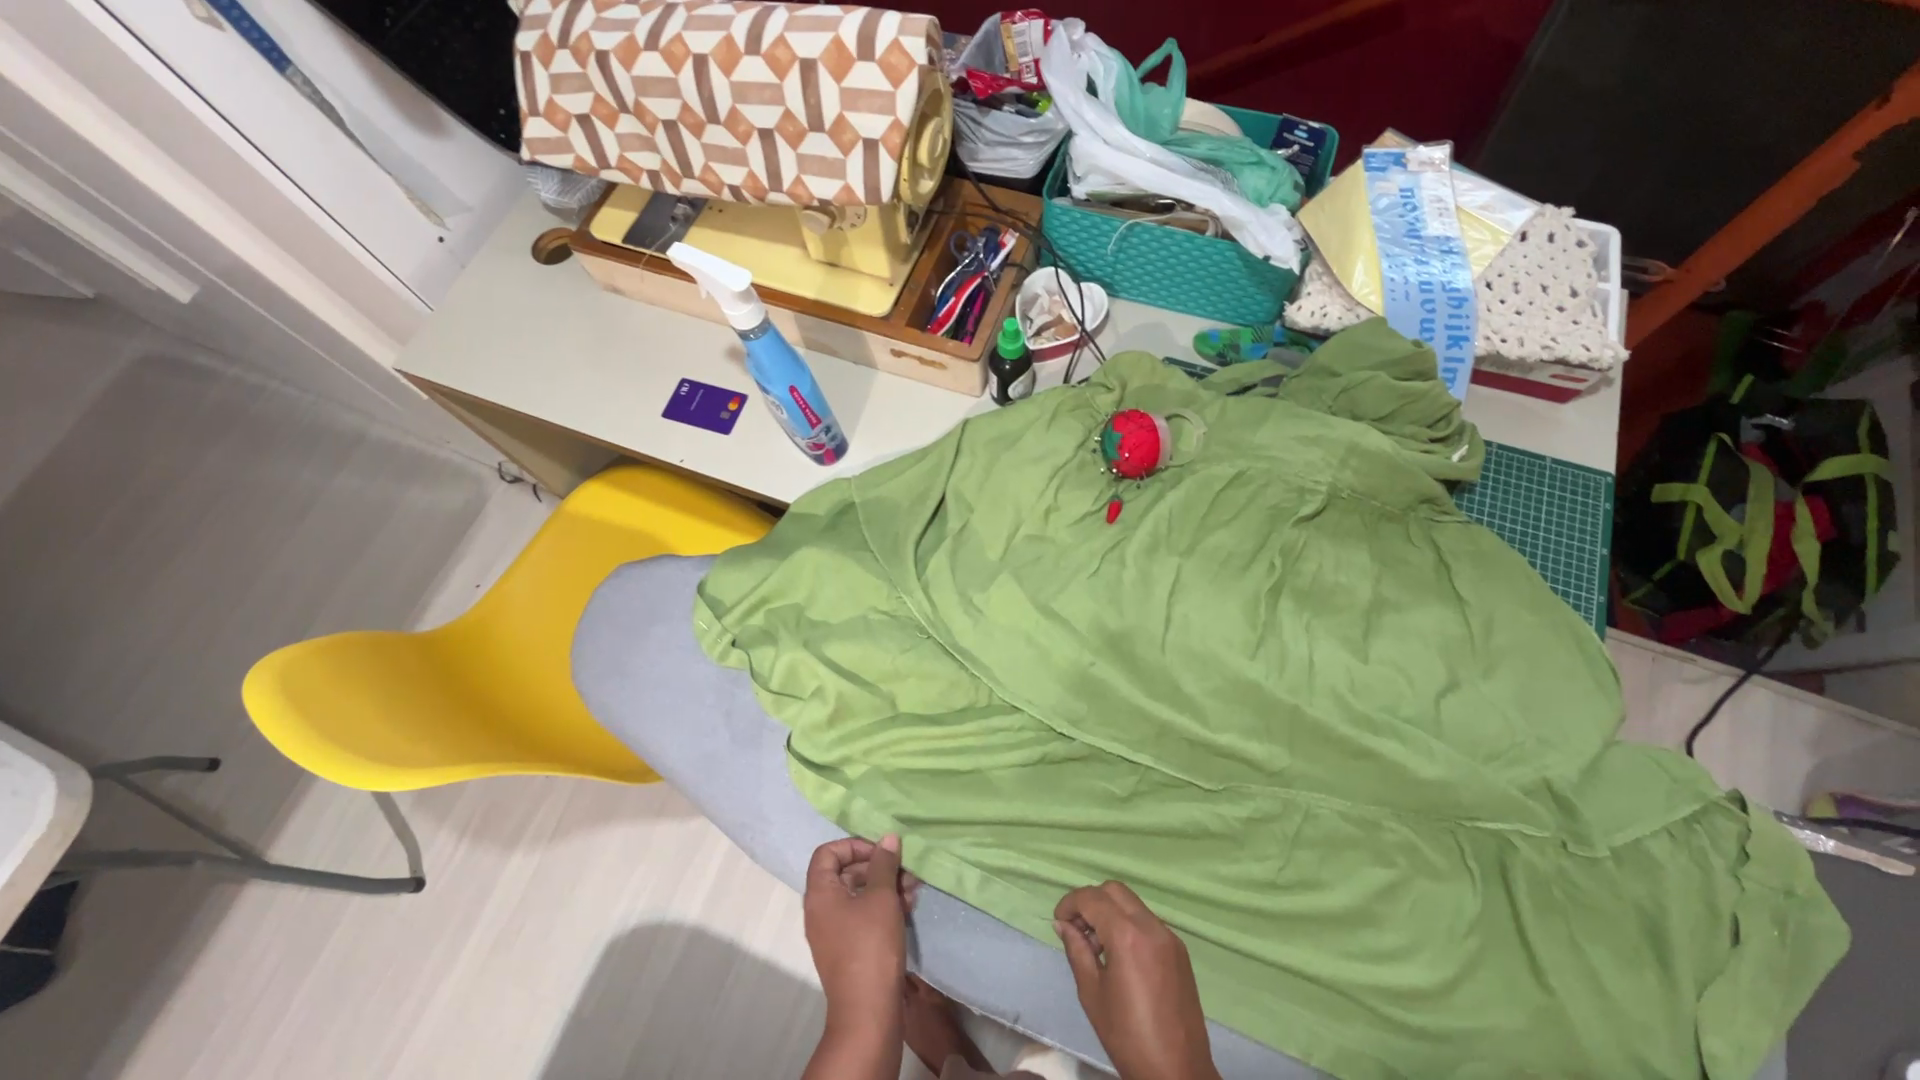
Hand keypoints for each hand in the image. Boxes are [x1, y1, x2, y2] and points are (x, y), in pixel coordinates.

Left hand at [803, 834, 921, 1017]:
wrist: (868, 1011)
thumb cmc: (871, 946)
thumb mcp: (881, 898)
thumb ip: (884, 864)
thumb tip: (887, 839)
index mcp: (819, 893)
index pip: (828, 853)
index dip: (854, 846)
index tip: (882, 852)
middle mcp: (820, 910)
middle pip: (845, 873)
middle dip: (878, 867)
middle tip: (907, 871)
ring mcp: (833, 931)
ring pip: (858, 895)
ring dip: (885, 887)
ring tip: (914, 889)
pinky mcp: (848, 949)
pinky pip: (863, 916)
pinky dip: (883, 908)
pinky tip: (909, 908)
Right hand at [1054, 881, 1219, 1079]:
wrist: (1177, 1071)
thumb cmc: (1126, 1036)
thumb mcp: (1091, 992)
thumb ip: (1076, 950)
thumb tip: (1063, 924)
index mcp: (1128, 936)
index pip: (1093, 898)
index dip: (1070, 903)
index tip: (1059, 922)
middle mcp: (1152, 927)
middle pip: (1115, 891)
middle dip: (1091, 901)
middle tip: (1077, 930)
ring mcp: (1170, 938)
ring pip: (1133, 904)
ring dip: (1110, 912)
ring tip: (1097, 947)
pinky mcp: (1180, 952)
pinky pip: (1148, 923)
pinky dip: (1128, 925)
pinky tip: (1119, 957)